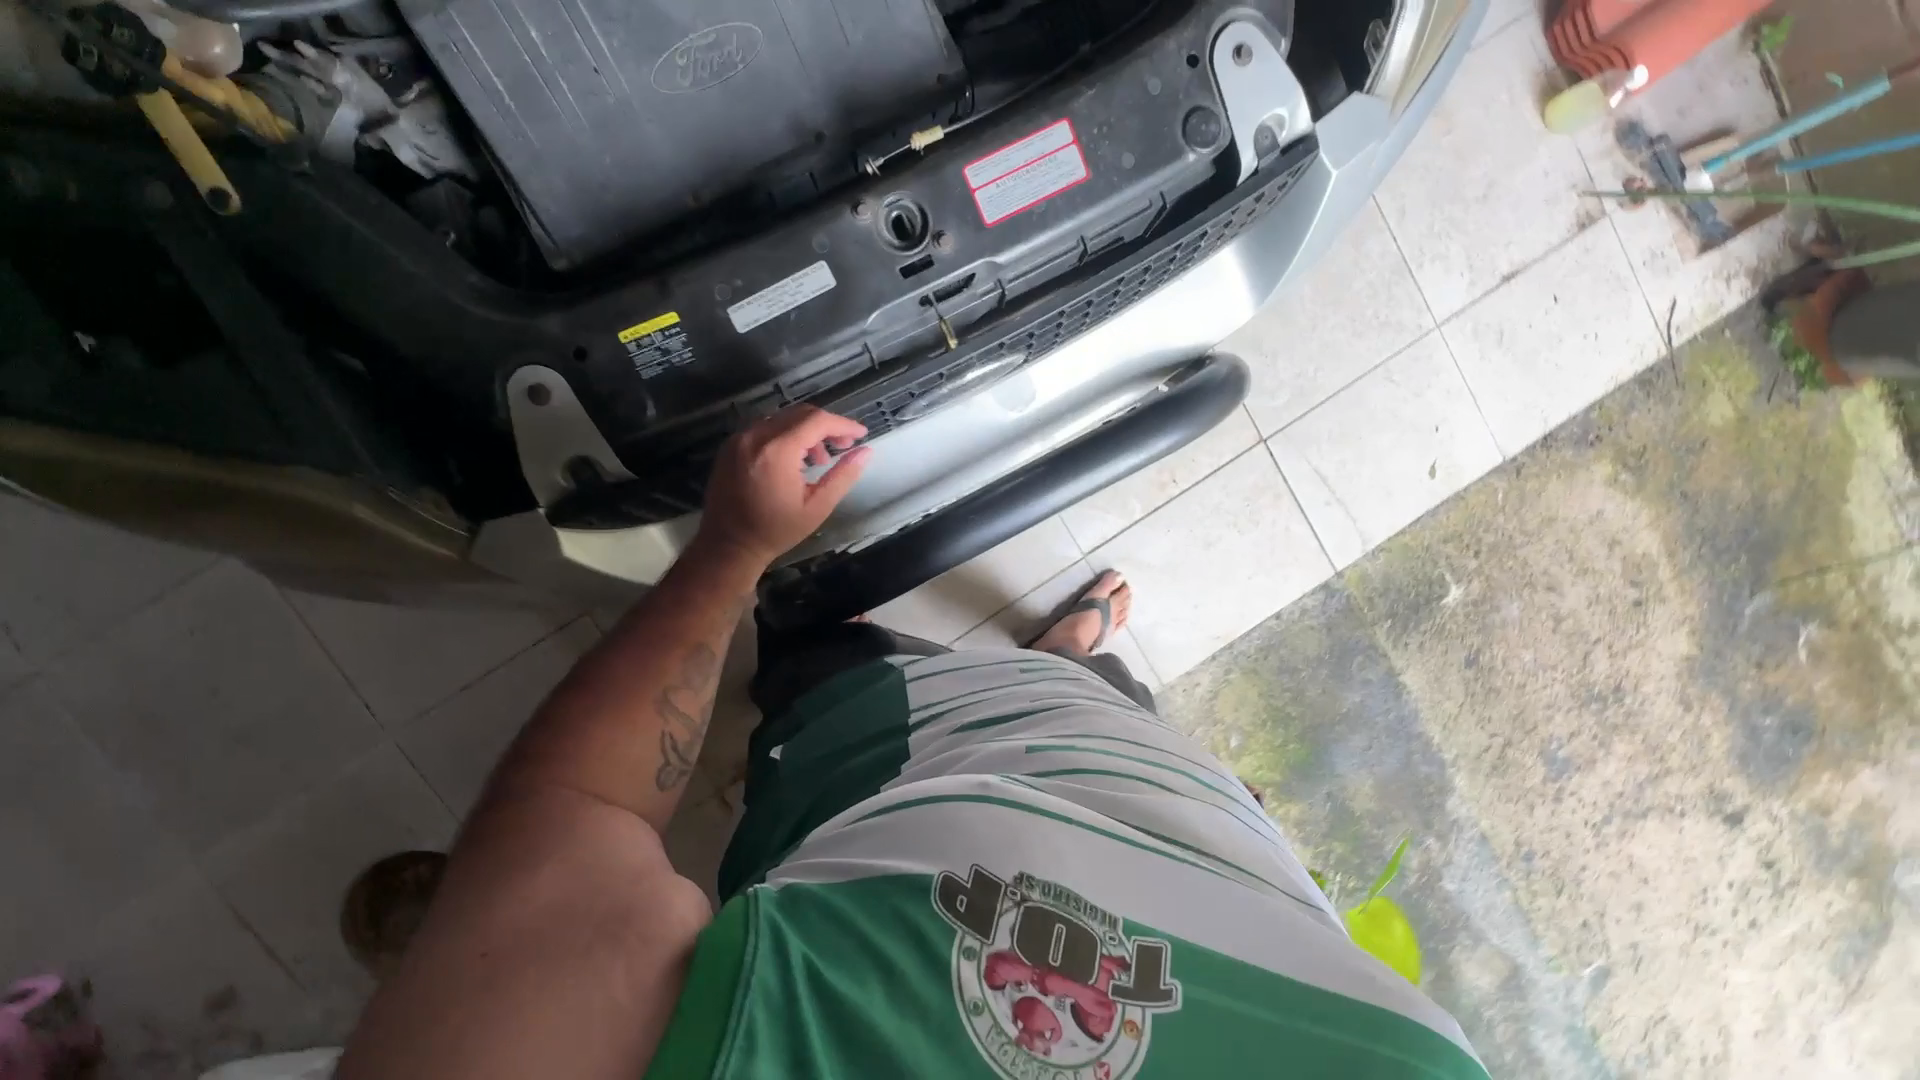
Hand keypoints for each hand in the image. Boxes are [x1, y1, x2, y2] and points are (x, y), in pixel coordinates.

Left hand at [694, 405, 872, 569]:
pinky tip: (793, 459)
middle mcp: (755, 436)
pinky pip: (764, 427)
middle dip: (827, 425)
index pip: (817, 421)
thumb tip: (866, 452)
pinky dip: (785, 434)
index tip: (861, 434)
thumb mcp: (817, 507)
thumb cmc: (776, 530)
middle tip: (844, 445)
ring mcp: (739, 439)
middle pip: (800, 413)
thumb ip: (843, 476)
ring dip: (806, 429)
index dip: (843, 424)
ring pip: (782, 418)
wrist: (728, 545)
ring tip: (818, 458)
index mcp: (777, 451)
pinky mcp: (730, 445)